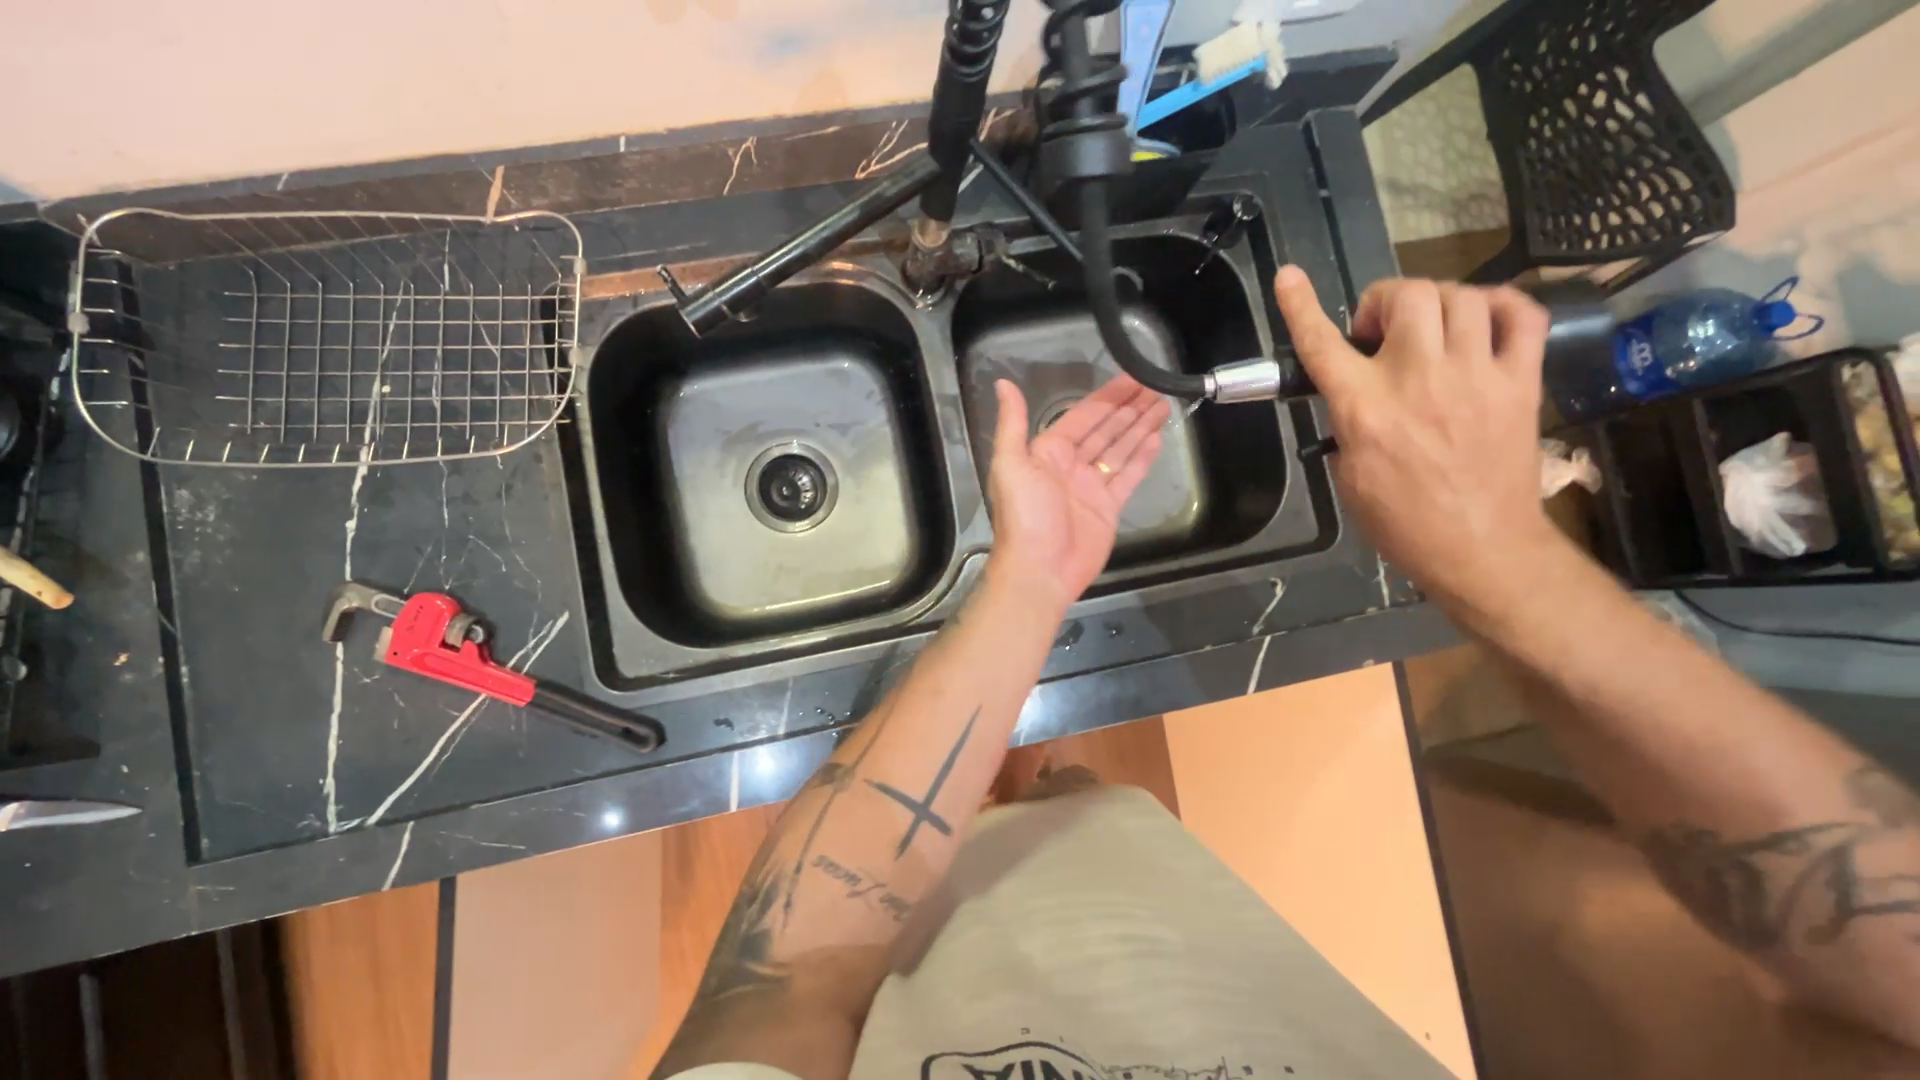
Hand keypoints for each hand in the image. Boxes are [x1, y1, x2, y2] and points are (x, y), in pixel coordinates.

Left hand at [985, 375, 1169, 611]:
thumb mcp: (1010, 464)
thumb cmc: (1024, 516)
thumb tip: (1003, 384)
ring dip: (1139, 428)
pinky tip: (1157, 440)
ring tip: (1162, 405)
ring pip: (1119, 450)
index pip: (1083, 416)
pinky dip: (1142, 459)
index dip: (1108, 397)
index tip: (1133, 378)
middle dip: (1129, 409)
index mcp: (1047, 452)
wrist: (1040, 569)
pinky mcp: (1108, 508)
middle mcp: (1070, 466)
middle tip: (1156, 387)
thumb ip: (1012, 423)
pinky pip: (1128, 477)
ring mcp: (1090, 487)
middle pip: (1105, 430)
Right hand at [1273, 265, 1561, 612]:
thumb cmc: (1401, 521)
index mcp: (1365, 408)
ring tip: (1431, 330)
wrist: (1479, 547)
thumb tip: (1355, 394)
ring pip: (1459, 296)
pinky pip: (1521, 314)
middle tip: (1381, 332)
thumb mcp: (1349, 475)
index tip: (1288, 277)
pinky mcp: (1521, 381)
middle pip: (1407, 296)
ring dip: (1436, 302)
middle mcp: (1418, 379)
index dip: (1300, 306)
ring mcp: (1476, 375)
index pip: (1323, 344)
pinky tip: (1483, 321)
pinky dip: (1500, 304)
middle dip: (1385, 301)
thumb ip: (1348, 422)